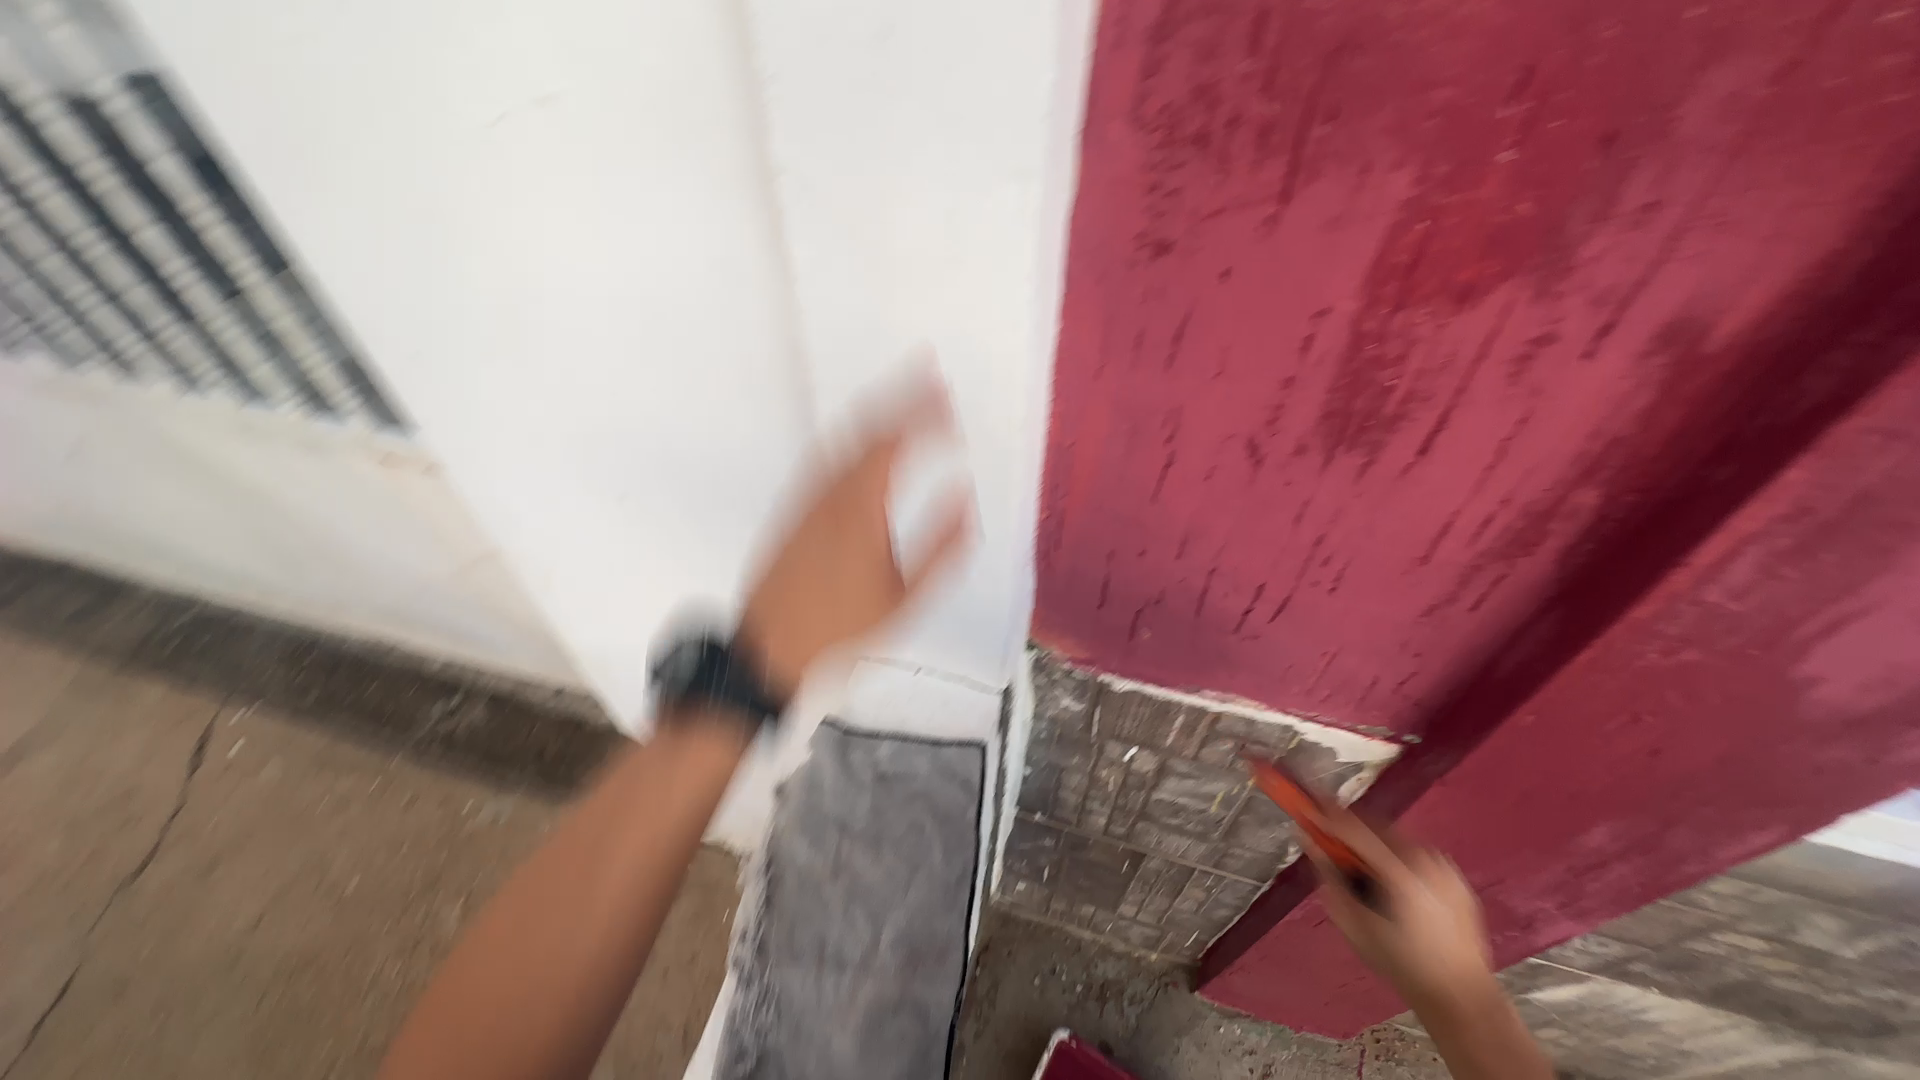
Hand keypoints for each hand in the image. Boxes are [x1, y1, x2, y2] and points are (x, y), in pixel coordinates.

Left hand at [740, 380, 973, 695]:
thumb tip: (965, 497)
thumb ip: (941, 546)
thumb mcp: (904, 597)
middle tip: (933, 373)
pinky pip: (827, 454)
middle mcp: (831, 490)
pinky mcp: (795, 506)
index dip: (926, 417)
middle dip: (904, 395)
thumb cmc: (841, 625)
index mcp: (861, 508)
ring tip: (905, 391)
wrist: (769, 642)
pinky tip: (865, 438)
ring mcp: (808, 495)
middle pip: (870, 426)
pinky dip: (853, 432)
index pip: (897, 444)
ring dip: (878, 409)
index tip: (952, 403)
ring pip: (845, 435)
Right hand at [1301, 805, 1495, 1010]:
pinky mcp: (1454, 874)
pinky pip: (1414, 852)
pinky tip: (1386, 880)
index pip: (1354, 829)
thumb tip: (1308, 839)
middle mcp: (1425, 860)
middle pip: (1375, 826)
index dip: (1325, 813)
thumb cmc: (1400, 963)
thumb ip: (1329, 876)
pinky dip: (1392, 854)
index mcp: (1400, 874)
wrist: (1461, 994)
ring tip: (1357, 863)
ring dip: (1370, 840)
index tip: (1303, 803)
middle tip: (1325, 835)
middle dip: (1347, 825)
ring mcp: (1444, 866)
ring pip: (1394, 837)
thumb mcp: (1353, 924)